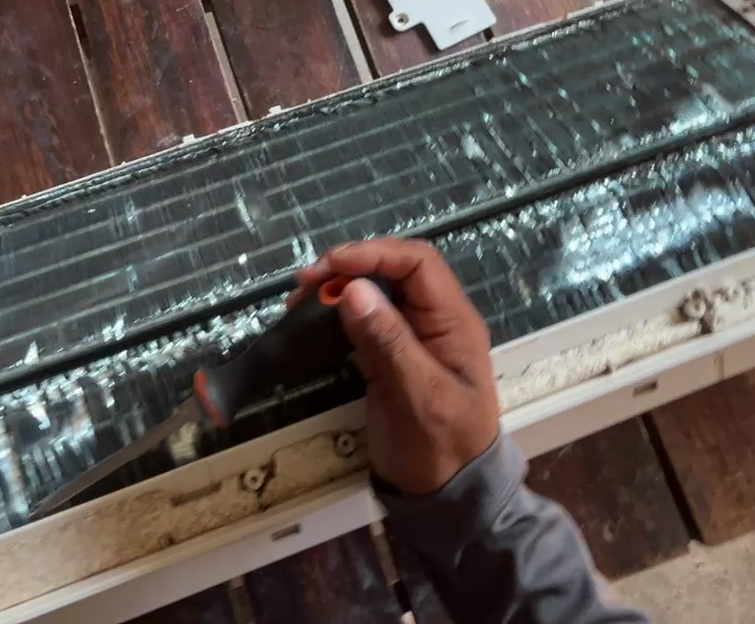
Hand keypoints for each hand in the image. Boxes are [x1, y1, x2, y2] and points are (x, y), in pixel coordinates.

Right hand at [298, 239, 498, 494]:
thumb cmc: (440, 449)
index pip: (417, 262)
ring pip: (376, 288)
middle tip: (305, 282)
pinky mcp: (392, 350)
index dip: (373, 253)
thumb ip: (387, 342)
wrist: (448, 500)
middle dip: (349, 266)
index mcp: (453, 320)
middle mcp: (435, 317)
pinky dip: (336, 310)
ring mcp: (413, 333)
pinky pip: (365, 315)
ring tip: (300, 298)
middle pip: (394, 268)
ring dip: (338, 285)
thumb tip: (352, 289)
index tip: (329, 266)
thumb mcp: (418, 398)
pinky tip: (312, 318)